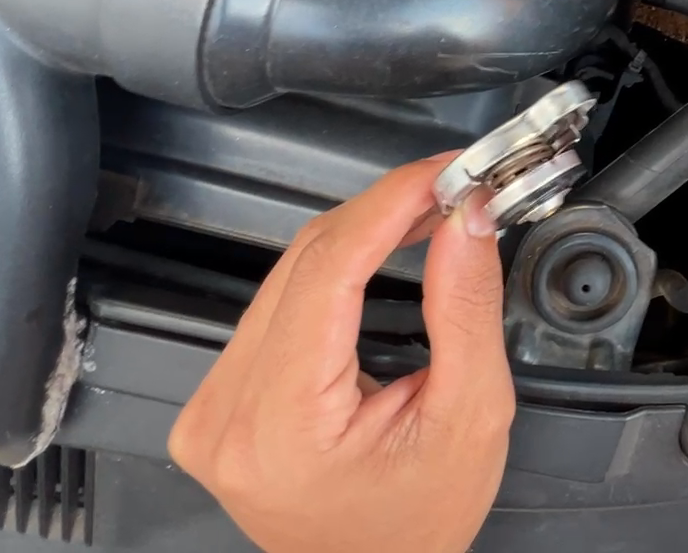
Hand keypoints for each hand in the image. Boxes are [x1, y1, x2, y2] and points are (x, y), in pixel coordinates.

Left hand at [169, 154, 514, 552]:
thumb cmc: (423, 518)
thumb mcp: (472, 411)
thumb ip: (466, 306)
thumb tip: (467, 217)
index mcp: (279, 423)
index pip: (328, 268)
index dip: (392, 201)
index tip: (447, 170)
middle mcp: (226, 410)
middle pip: (308, 257)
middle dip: (389, 205)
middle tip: (455, 182)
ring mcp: (215, 400)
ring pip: (295, 264)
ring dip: (371, 224)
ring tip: (435, 206)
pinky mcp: (227, 390)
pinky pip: (287, 291)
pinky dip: (347, 254)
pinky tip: (391, 241)